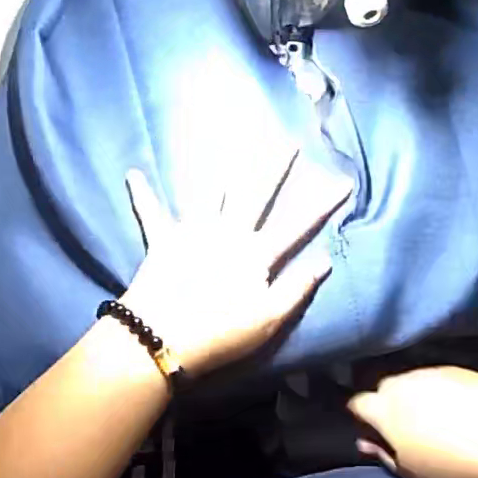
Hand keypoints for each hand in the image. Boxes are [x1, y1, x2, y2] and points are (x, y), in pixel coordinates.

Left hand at [118, 149, 350, 376]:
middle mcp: (228, 233)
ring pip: (211, 191)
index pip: (298, 224)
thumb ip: (297, 288)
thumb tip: (326, 259)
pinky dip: (143, 194)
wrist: (162, 338)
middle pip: (256, 193)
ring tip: (229, 139)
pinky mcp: (163, 240)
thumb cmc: (221, 334)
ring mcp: (194, 232)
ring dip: (222, 166)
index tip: (344, 180)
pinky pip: (152, 213)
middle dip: (275, 167)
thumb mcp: (270, 320)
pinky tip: (133, 173)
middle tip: (289, 141)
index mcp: (256, 253)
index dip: (323, 203)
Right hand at [348, 367, 477, 477]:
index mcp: (383, 408)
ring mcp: (431, 371)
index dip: (363, 418)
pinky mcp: (457, 368)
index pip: (358, 403)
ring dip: (414, 396)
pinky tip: (457, 410)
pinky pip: (436, 378)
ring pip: (411, 381)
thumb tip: (365, 441)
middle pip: (384, 388)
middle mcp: (402, 382)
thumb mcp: (411, 472)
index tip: (375, 433)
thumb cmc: (452, 466)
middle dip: (389, 404)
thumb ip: (383, 454)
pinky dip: (439, 390)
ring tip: (434, 420)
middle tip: (405, 429)